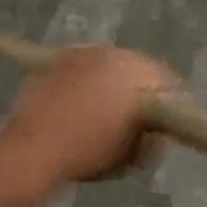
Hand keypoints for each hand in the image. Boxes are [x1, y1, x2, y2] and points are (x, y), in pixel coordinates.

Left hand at [0, 47, 177, 184]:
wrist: (34, 145)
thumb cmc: (89, 151)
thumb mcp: (135, 154)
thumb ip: (154, 137)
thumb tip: (157, 131)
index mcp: (139, 72)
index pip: (169, 82)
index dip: (171, 104)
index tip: (167, 124)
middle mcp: (113, 53)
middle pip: (138, 67)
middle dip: (141, 88)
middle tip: (137, 117)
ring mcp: (83, 51)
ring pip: (110, 64)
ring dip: (113, 81)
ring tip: (107, 109)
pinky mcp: (58, 57)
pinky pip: (84, 67)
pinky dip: (87, 80)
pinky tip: (80, 102)